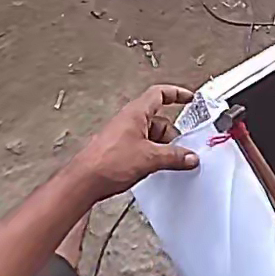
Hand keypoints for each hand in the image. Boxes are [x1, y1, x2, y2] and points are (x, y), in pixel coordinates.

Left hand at [64, 85, 199, 202]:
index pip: (159, 94)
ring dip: (163, 147)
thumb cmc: (107, 163)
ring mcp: (123, 136)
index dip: (176, 93)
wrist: (85, 181)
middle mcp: (128, 121)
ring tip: (170, 162)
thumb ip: (173, 157)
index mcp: (136, 113)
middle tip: (183, 149)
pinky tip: (155, 168)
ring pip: (151, 136)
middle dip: (173, 134)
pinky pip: (142, 147)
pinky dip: (152, 155)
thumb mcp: (150, 158)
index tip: (189, 98)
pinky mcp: (119, 150)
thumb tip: (189, 157)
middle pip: (159, 120)